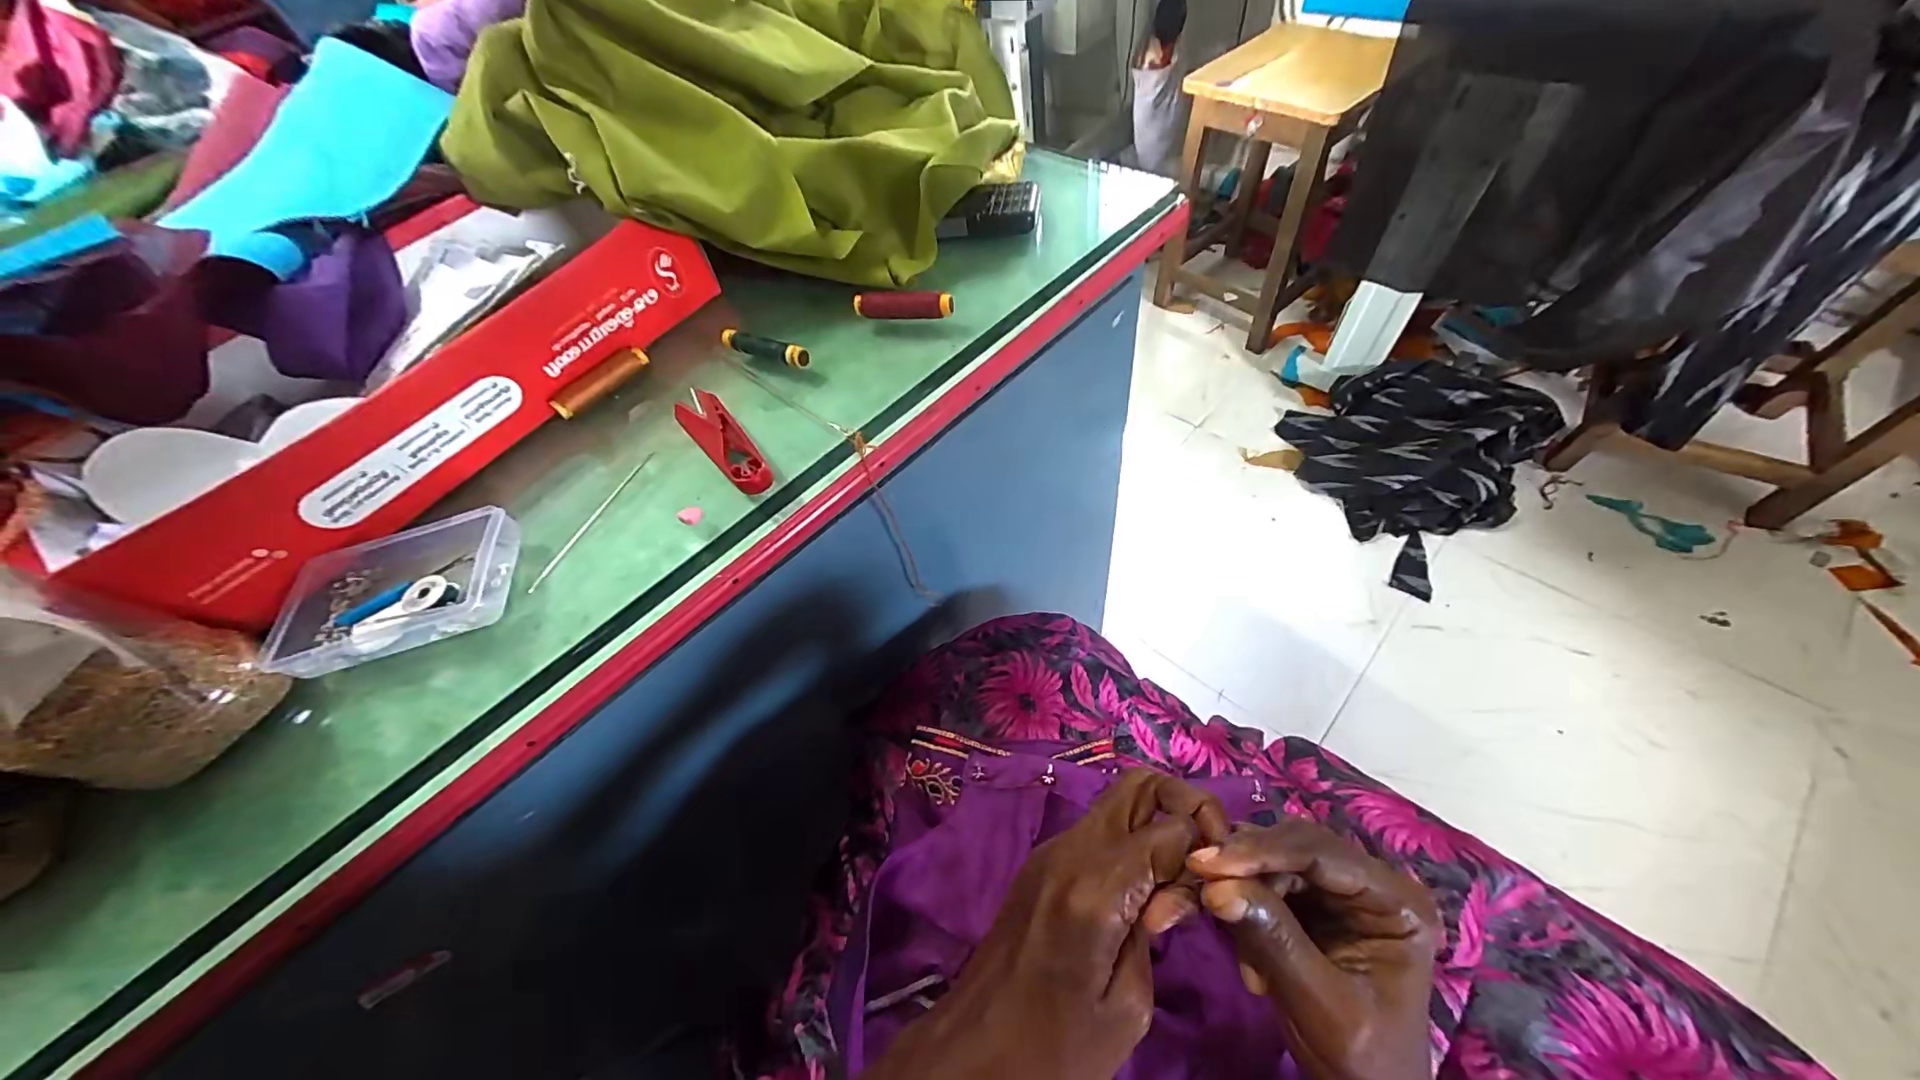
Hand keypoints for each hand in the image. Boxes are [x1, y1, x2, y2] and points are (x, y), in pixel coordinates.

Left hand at [863, 770, 1228, 1079]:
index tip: (1219, 883)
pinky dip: (1131, 840)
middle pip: (1139, 784)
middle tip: (1205, 860)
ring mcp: (1052, 849)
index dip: (1206, 846)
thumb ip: (1156, 928)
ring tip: (1176, 880)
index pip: (1169, 826)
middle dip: (1184, 806)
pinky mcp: (1042, 861)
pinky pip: (1098, 829)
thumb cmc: (1056, 1045)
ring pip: (1118, 801)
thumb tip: (1176, 882)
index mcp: (1094, 887)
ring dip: (1157, 823)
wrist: (975, 1045)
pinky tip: (1143, 888)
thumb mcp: (1128, 1005)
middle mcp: (1071, 850)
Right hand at [1188, 821, 1437, 1079]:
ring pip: (1272, 858)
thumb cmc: (1362, 1060)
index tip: (1207, 864)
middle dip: (1245, 863)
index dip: (1261, 851)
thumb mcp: (1321, 1006)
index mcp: (1396, 901)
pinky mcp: (1309, 901)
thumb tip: (1215, 887)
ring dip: (1239, 887)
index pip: (1320, 853)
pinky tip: (1246, 958)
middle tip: (1198, 876)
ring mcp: (1338, 889)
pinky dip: (1242, 907)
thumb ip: (1273, 940)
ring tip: (1227, 931)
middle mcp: (1369, 882)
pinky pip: (1262, 881)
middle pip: (1293, 845)